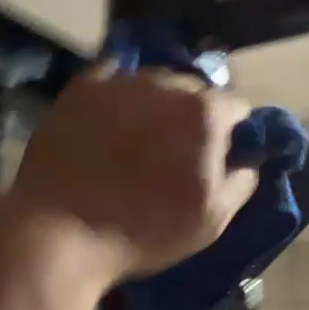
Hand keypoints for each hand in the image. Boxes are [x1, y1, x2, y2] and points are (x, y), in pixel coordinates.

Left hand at [7, 63, 260, 281]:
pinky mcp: (81, 89)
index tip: (217, 159)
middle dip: (193, 116)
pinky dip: (119, 94)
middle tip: (176, 154)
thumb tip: (248, 159)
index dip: (232, 134)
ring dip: (155, 105)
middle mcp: (166, 84)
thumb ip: (241, 181)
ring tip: (138, 140)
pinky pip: (113, 78)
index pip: (236, 108)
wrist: (60, 231)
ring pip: (153, 83)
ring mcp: (120, 82)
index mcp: (204, 114)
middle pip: (194, 90)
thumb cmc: (143, 231)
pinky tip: (111, 120)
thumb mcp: (211, 220)